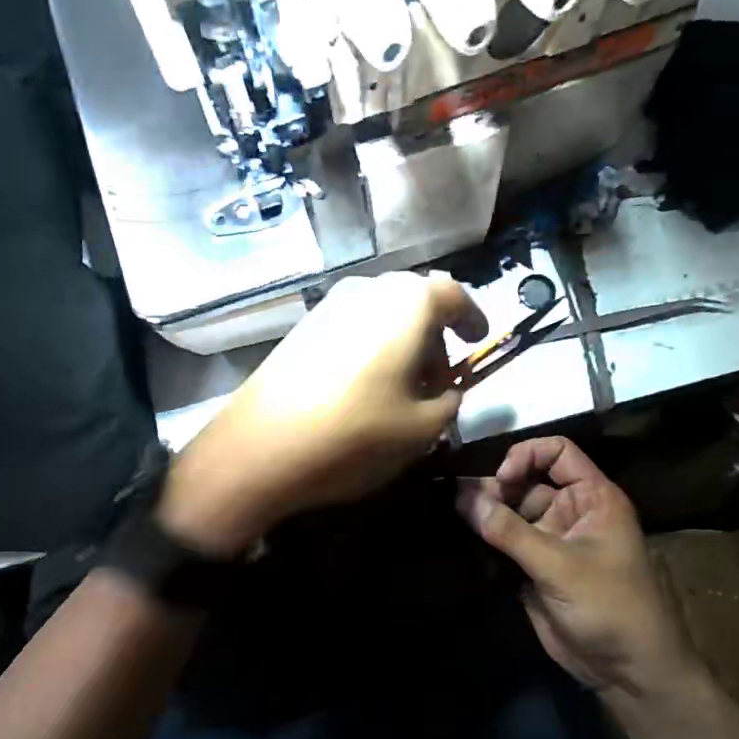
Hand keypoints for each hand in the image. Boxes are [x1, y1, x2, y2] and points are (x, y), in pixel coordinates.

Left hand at [160, 271, 487, 555]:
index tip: (477, 341)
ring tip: (403, 391)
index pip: (453, 295)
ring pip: (382, 316)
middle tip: (439, 380)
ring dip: (402, 345)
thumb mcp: (423, 429)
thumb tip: (447, 392)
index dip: (472, 318)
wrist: (261, 448)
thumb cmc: (356, 433)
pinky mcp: (301, 328)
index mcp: (407, 305)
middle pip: (415, 303)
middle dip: (435, 337)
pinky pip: (353, 328)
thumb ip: (449, 402)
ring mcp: (329, 306)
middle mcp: (368, 290)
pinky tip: (366, 391)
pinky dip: (372, 350)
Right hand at [457, 437, 697, 695]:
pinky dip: (485, 542)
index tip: (501, 481)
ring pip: (511, 515)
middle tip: (457, 500)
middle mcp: (570, 513)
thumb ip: (510, 532)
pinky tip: (459, 539)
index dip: (526, 457)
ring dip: (484, 515)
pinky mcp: (535, 571)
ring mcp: (551, 542)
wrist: (627, 669)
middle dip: (494, 489)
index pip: (558, 453)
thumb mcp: (560, 566)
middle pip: (526, 483)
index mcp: (592, 498)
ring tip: (450, 515)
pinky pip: (505, 545)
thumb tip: (463, 496)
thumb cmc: (609, 606)